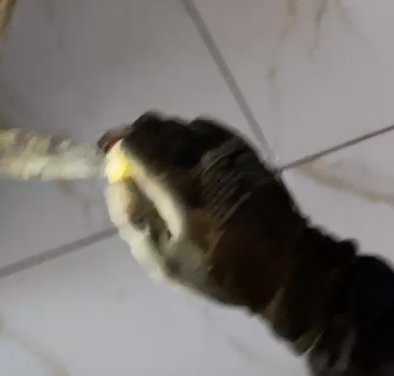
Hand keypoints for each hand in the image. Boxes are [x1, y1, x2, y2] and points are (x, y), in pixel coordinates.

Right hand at [99, 113, 354, 348]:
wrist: (285, 265)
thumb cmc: (220, 270)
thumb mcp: (167, 261)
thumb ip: (134, 220)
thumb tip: (114, 185)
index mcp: (178, 184)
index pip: (136, 142)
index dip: (116, 146)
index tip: (108, 158)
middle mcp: (199, 155)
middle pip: (155, 125)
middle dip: (135, 138)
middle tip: (129, 159)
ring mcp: (222, 146)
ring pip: (177, 125)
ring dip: (161, 137)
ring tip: (159, 163)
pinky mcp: (240, 146)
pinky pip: (202, 128)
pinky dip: (187, 138)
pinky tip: (189, 161)